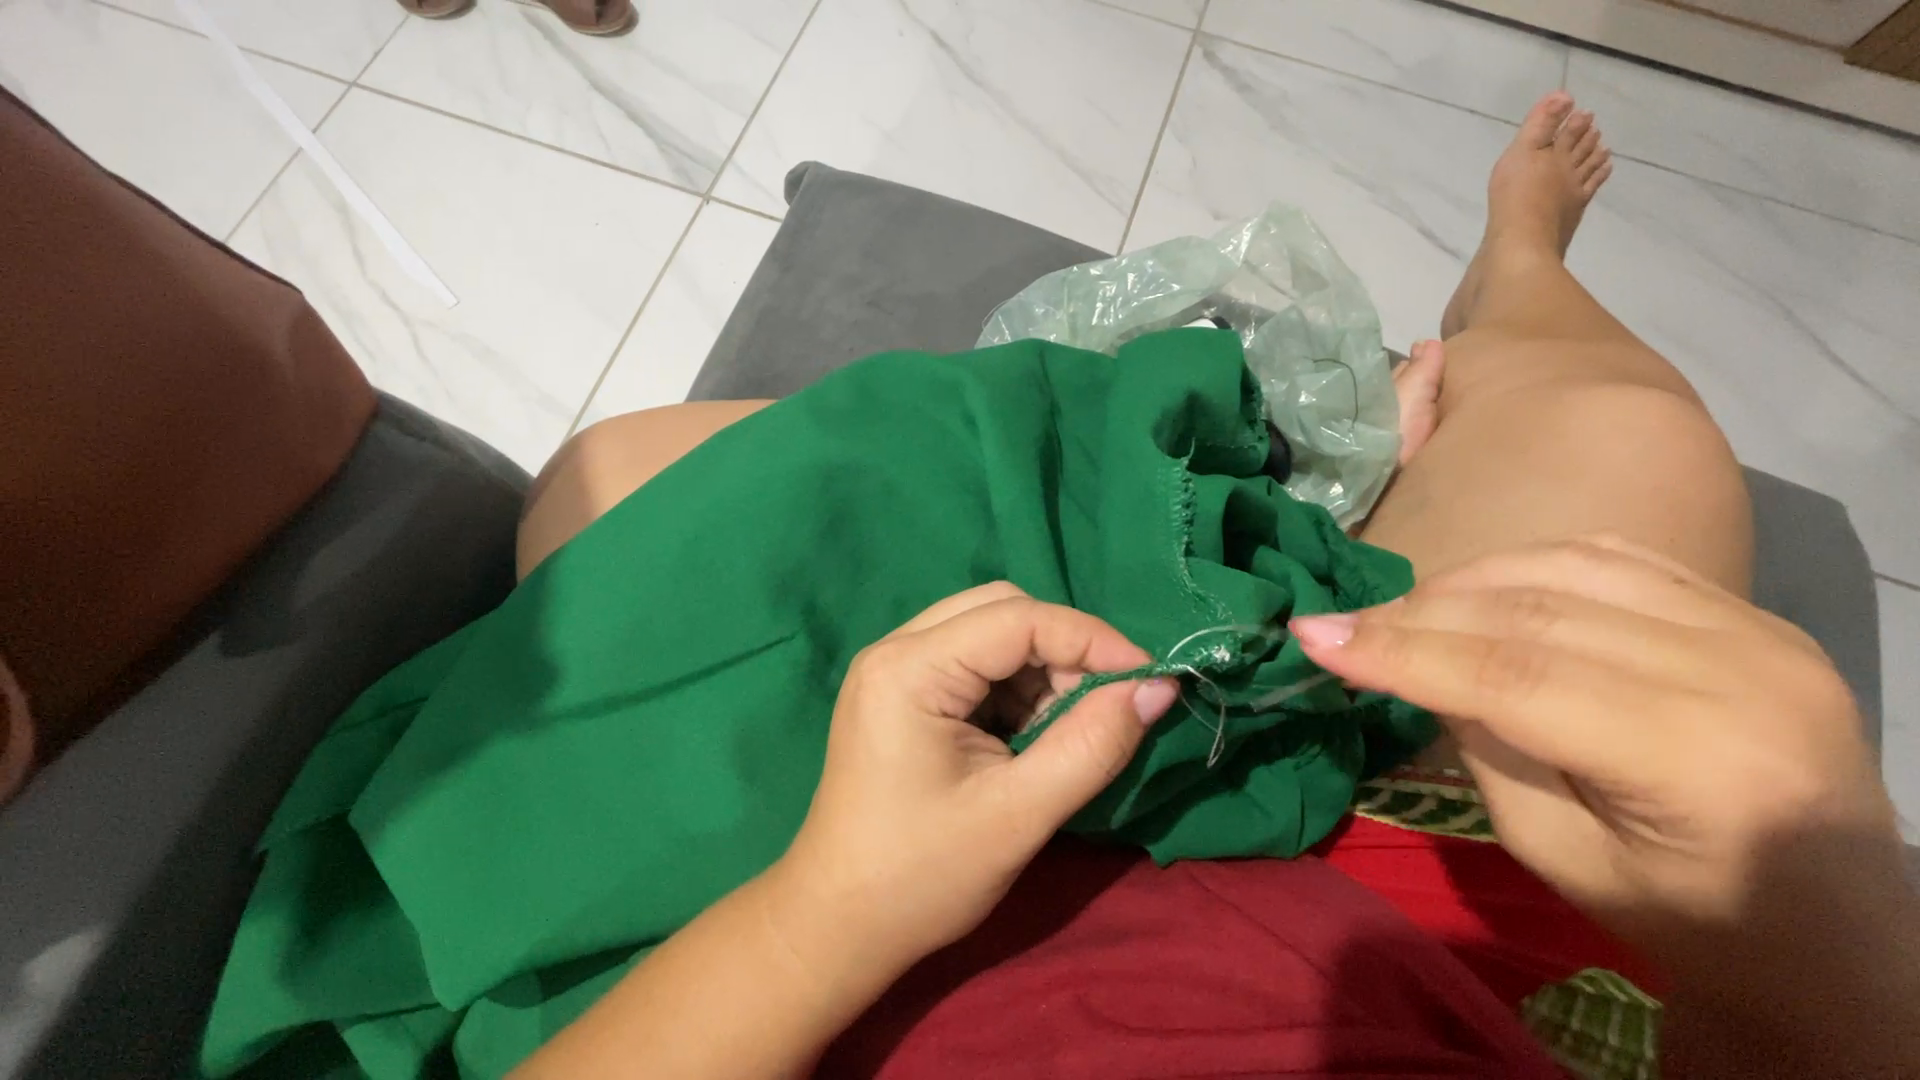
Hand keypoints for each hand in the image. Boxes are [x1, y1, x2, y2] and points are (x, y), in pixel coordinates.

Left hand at [767, 583, 1177, 984]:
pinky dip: (1018, 690)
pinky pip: (977, 665)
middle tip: (1107, 705)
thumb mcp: (1018, 814)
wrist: (839, 926)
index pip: (1017, 618)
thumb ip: (1093, 745)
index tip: (1149, 679)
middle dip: (1065, 650)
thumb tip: (1159, 688)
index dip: (1091, 640)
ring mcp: (896, 671)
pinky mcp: (905, 695)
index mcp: (909, 669)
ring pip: (992, 634)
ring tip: (1069, 731)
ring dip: (1043, 670)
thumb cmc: (921, 876)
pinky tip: (1034, 736)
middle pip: (1002, 611)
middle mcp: (896, 651)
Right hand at [1288, 535, 1902, 955]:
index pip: (1513, 676)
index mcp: (1698, 760)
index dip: (1401, 651)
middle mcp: (1741, 673)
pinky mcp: (1751, 613)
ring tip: (1400, 613)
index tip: (1314, 636)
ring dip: (1460, 583)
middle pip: (1532, 611)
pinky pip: (1612, 557)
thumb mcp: (1558, 851)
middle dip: (1413, 614)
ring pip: (1564, 566)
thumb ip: (1486, 748)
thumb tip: (1420, 666)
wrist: (1838, 930)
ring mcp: (1757, 630)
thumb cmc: (1685, 916)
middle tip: (1336, 625)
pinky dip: (1524, 565)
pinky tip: (1479, 590)